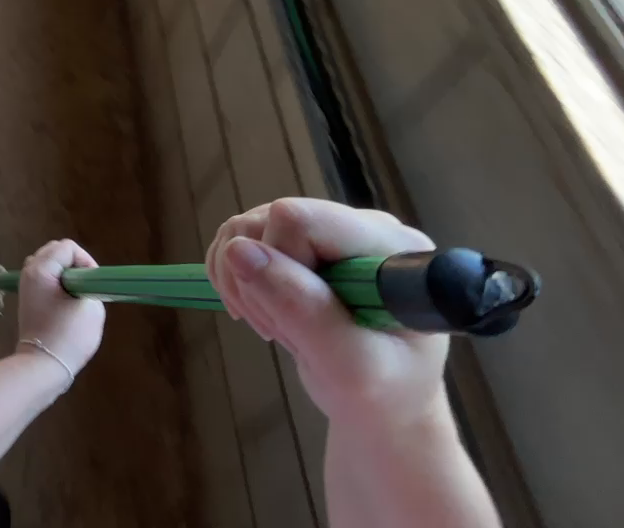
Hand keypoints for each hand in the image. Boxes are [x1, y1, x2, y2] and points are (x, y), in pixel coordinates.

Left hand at [14, 239, 103, 379]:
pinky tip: (66, 301)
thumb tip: (83, 281)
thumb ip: (90, 286)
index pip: (67, 247)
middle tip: (87, 287)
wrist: (42, 364)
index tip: (93, 284)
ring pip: (49, 263)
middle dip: (75, 264)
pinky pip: (44, 277)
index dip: (85, 261)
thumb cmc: (68, 336)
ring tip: (77, 295)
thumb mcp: (91, 308)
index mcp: (41, 268)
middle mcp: (29, 270)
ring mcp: (25, 283)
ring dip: (65, 273)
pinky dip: (57, 282)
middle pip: (55, 250)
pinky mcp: (27, 296)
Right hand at [206, 199, 447, 430]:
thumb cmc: (380, 392)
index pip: (300, 220)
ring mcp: (325, 228)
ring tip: (273, 325)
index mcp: (391, 248)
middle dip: (257, 280)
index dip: (278, 262)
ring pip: (244, 228)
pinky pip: (236, 236)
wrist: (379, 404)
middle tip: (280, 330)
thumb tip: (237, 249)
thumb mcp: (350, 367)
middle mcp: (360, 225)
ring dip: (241, 282)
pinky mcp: (295, 237)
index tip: (295, 319)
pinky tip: (257, 306)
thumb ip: (302, 309)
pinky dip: (231, 275)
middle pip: (267, 221)